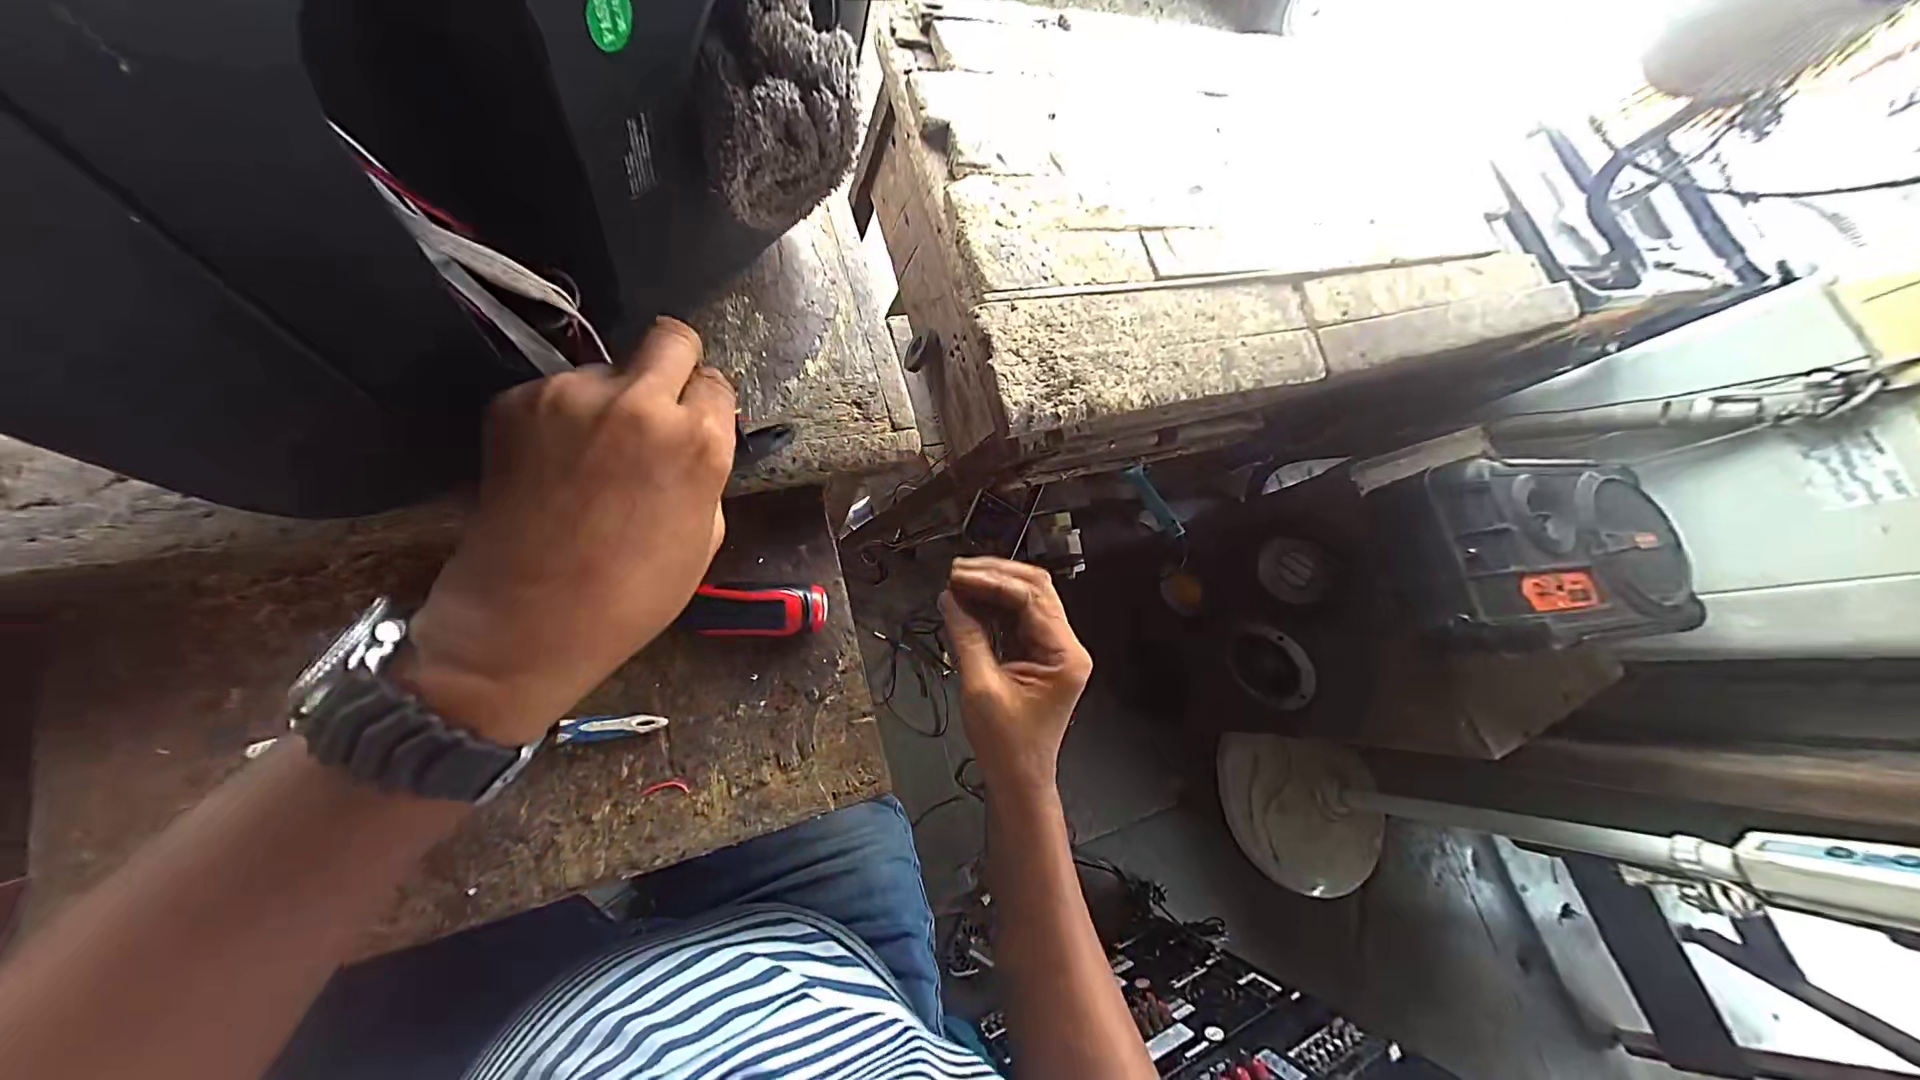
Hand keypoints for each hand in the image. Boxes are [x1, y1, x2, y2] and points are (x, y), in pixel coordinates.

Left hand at [394, 318, 735, 745]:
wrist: (529, 618)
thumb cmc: (636, 593)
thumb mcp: (706, 534)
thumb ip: (705, 471)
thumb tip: (691, 439)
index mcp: (699, 442)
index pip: (717, 382)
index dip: (707, 405)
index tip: (695, 424)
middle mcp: (640, 403)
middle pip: (671, 337)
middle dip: (674, 363)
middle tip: (659, 403)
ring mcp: (570, 395)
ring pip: (609, 367)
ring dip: (613, 396)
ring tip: (595, 452)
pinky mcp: (515, 401)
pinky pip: (558, 391)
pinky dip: (565, 415)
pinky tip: (557, 463)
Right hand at [940, 557, 1092, 793]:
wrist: (1018, 777)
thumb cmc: (1009, 746)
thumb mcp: (981, 688)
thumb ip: (966, 637)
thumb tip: (951, 601)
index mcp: (1064, 655)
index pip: (1030, 598)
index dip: (991, 582)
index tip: (959, 577)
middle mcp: (1065, 647)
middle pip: (1034, 590)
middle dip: (995, 577)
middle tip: (958, 573)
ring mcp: (1053, 649)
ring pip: (1026, 600)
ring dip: (992, 589)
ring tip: (958, 584)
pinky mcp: (1038, 654)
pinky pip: (1017, 618)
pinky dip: (992, 607)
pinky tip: (968, 603)